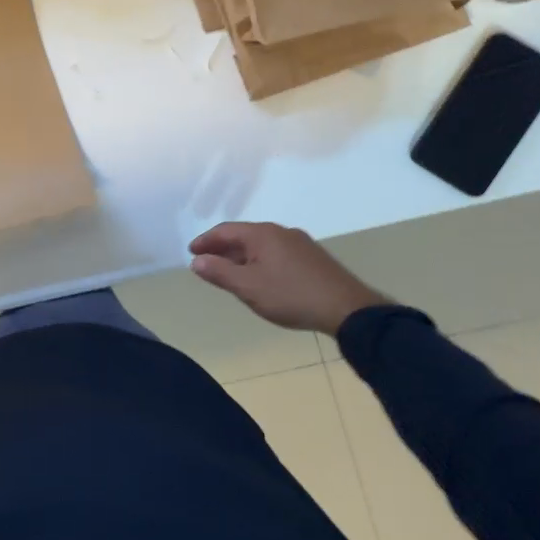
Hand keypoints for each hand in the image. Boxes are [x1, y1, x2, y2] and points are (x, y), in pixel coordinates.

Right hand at [188, 221, 387, 334]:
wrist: (348, 309)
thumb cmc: (291, 296)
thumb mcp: (248, 287)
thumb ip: (219, 272)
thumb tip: (197, 261)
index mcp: (263, 234)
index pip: (225, 231)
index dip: (205, 241)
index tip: (192, 253)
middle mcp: (281, 231)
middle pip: (244, 236)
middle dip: (223, 249)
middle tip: (207, 264)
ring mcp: (300, 244)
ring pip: (262, 246)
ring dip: (242, 257)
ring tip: (232, 274)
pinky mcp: (313, 258)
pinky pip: (277, 253)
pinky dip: (261, 261)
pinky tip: (262, 278)